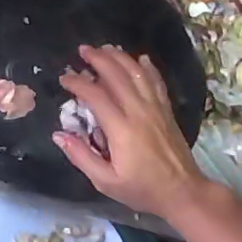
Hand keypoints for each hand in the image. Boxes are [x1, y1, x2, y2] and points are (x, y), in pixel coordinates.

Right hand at [55, 44, 211, 218]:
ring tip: (105, 48)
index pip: (95, 95)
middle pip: (117, 75)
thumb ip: (81, 156)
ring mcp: (155, 108)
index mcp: (121, 129)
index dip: (78, 82)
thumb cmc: (141, 189)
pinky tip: (140, 59)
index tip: (64, 78)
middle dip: (98, 59)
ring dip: (120, 58)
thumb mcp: (105, 181)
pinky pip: (156, 82)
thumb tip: (58, 135)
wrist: (182, 192)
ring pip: (137, 73)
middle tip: (82, 50)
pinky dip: (147, 68)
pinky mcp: (166, 110)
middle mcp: (139, 112)